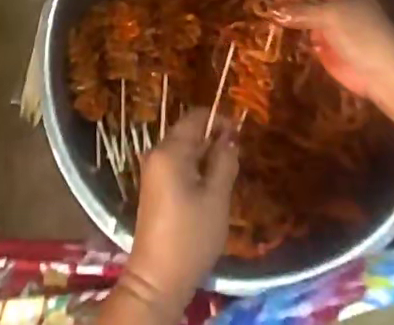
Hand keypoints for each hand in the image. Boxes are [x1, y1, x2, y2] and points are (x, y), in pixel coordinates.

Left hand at [123, 112, 238, 309]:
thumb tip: (230, 136)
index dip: (219, 120)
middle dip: (213, 138)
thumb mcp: (216, 198)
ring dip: (205, 155)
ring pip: (183, 149)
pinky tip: (210, 187)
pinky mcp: (154, 186)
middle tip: (237, 158)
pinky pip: (176, 164)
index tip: (241, 135)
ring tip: (227, 174)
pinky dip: (194, 168)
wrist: (157, 276)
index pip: (195, 117)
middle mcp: (156, 152)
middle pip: (187, 132)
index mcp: (170, 150)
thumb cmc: (191, 235)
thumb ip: (224, 162)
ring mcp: (152, 169)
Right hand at [269, 0, 393, 98]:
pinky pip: (303, 37)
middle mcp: (336, 6)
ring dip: (286, 18)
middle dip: (287, 0)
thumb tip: (272, 9)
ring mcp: (331, 27)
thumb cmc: (362, 35)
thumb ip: (299, 10)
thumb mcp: (330, 15)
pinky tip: (274, 35)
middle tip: (263, 3)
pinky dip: (290, 36)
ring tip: (264, 18)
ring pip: (303, 18)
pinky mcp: (325, 48)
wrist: (384, 75)